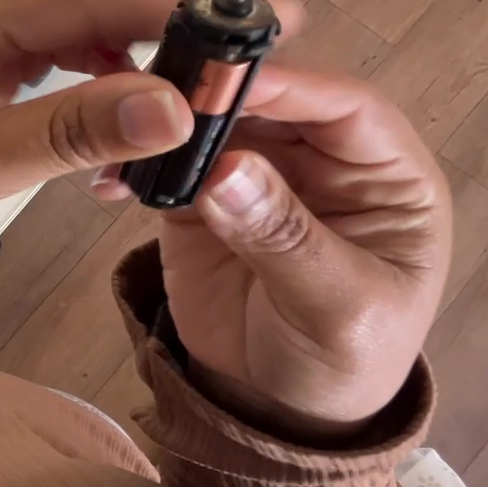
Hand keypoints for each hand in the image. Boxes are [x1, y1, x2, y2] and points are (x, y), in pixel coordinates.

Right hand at [154, 66, 450, 442]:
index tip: (221, 80)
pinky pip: (162, 168)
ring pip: (206, 127)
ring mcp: (247, 178)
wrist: (272, 406)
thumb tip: (226, 169)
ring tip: (118, 135)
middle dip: (210, 97)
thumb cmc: (339, 361)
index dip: (287, 86)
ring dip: (163, 127)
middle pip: (264, 105)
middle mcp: (314, 163)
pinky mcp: (193, 201)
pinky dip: (133, 168)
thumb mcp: (335, 308)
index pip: (342, 107)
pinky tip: (107, 180)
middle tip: (152, 97)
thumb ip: (285, 238)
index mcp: (380, 177)